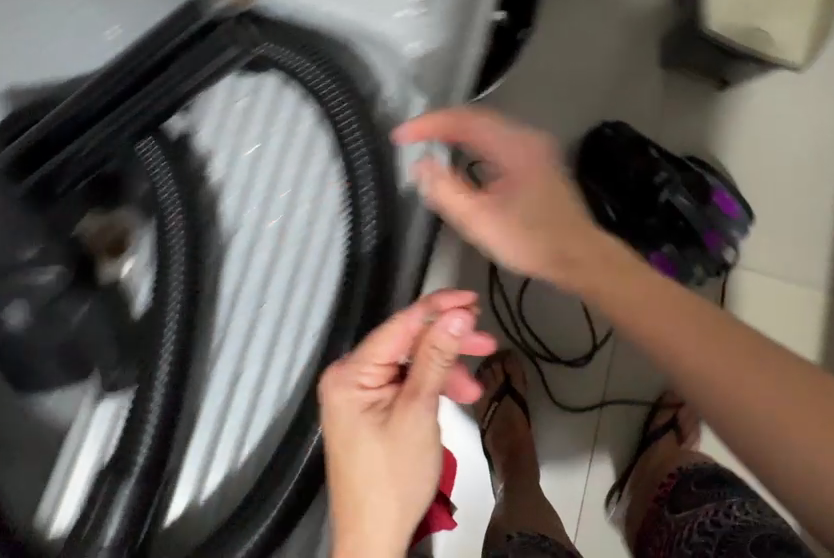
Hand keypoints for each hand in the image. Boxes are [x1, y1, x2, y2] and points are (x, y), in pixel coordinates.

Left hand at [319, 289, 496, 557]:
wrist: (375, 539)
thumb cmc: (390, 483)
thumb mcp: (419, 412)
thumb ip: (437, 357)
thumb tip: (456, 315)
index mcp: (350, 373)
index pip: (400, 324)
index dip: (438, 308)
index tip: (470, 299)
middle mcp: (350, 377)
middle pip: (408, 342)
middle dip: (448, 343)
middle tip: (483, 340)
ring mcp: (360, 394)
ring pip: (412, 363)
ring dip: (446, 368)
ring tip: (474, 385)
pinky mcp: (373, 410)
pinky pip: (408, 383)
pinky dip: (434, 386)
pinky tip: (458, 395)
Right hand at [394, 107, 612, 290]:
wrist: (580, 257)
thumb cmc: (532, 242)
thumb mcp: (480, 222)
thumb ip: (446, 191)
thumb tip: (421, 166)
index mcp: (513, 146)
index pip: (463, 121)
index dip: (428, 124)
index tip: (400, 135)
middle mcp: (526, 137)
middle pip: (475, 118)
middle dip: (439, 125)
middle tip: (409, 136)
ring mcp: (534, 147)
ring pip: (486, 127)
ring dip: (455, 132)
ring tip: (427, 141)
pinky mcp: (536, 159)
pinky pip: (496, 139)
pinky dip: (472, 142)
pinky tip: (459, 155)